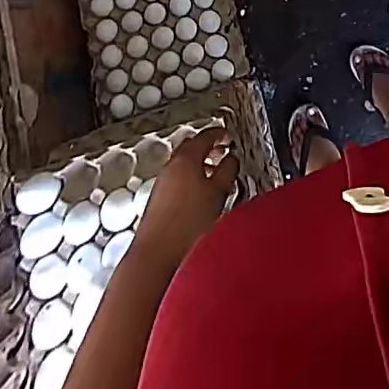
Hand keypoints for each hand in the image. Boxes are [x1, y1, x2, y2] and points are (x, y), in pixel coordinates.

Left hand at [133, 127, 239, 264]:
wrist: (156, 255)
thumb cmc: (186, 224)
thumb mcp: (218, 192)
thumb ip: (228, 170)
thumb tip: (232, 159)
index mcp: (186, 159)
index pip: (205, 136)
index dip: (219, 133)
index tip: (227, 134)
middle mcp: (171, 167)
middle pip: (191, 147)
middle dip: (208, 145)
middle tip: (223, 147)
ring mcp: (162, 183)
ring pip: (183, 163)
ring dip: (200, 162)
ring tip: (216, 171)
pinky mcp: (158, 200)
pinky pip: (177, 179)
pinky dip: (190, 177)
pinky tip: (201, 193)